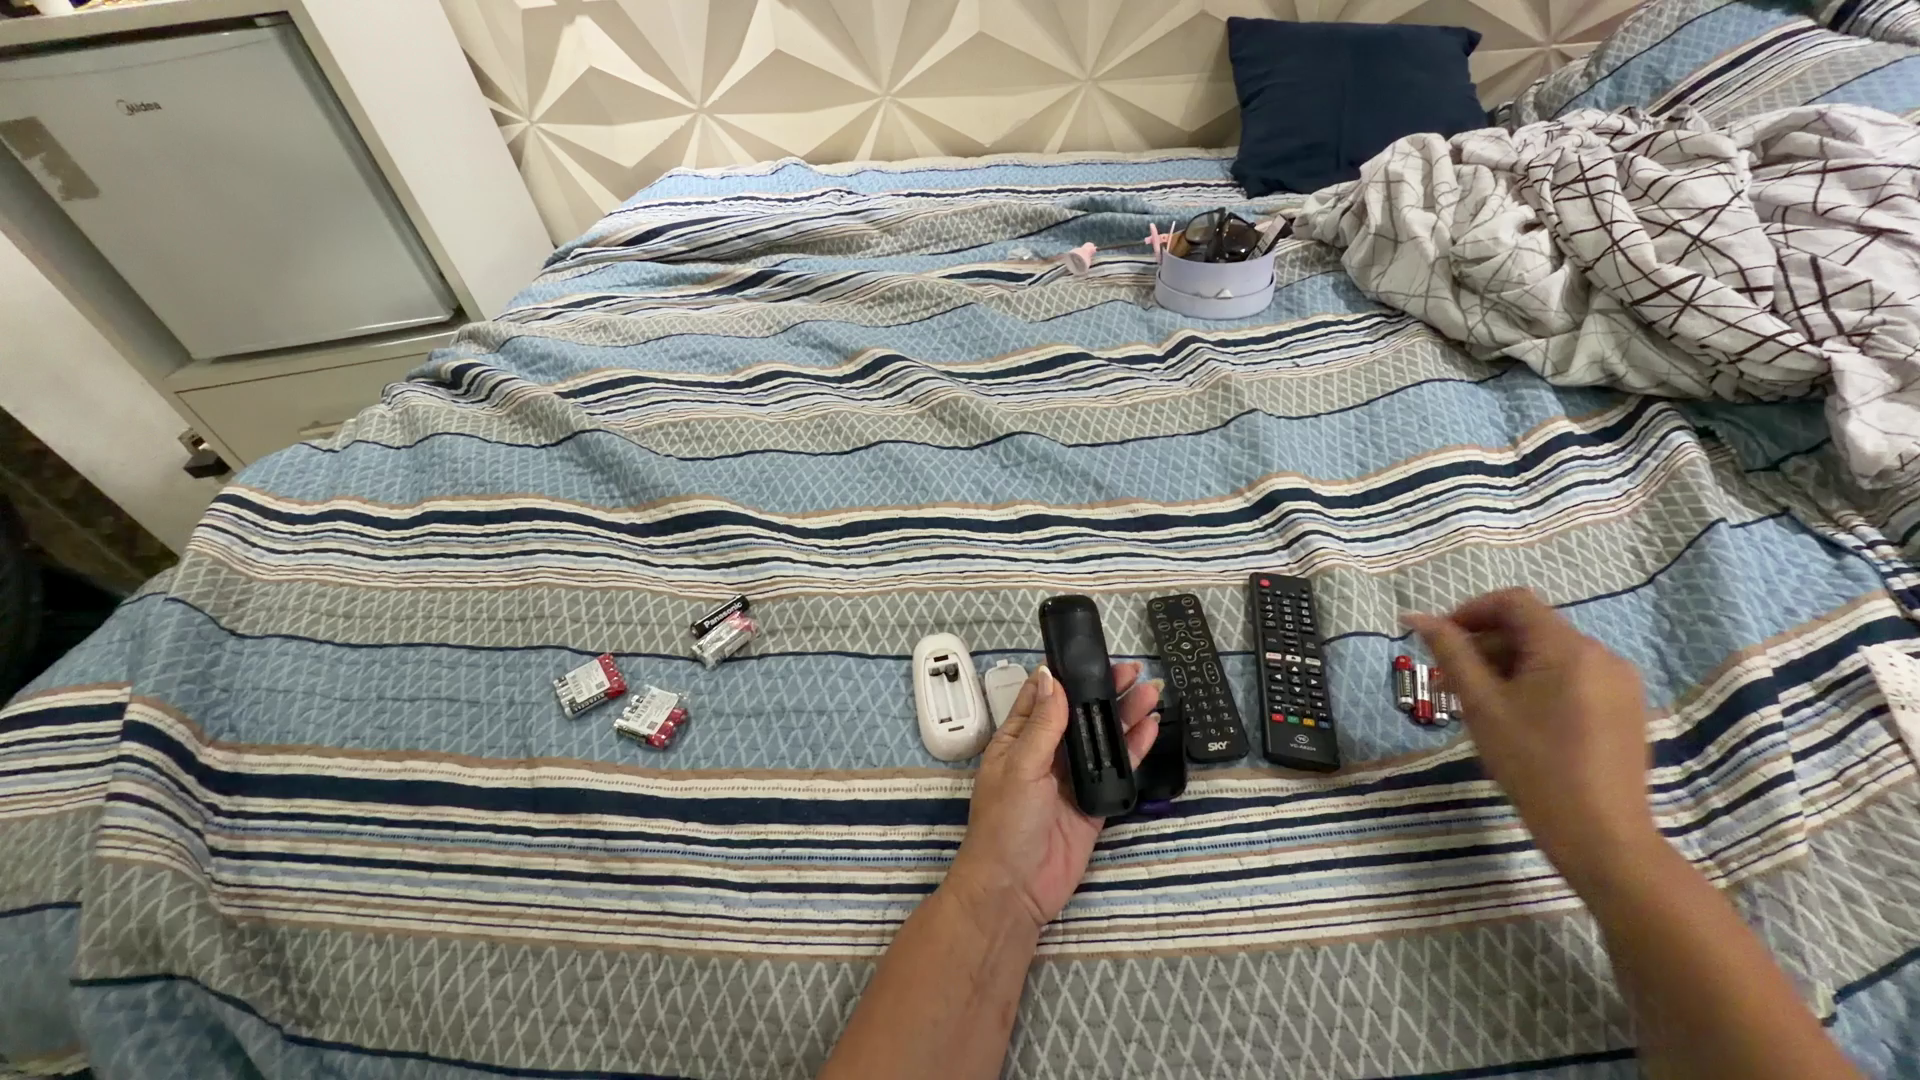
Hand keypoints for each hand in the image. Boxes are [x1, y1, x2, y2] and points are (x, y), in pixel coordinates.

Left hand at [948, 663, 1159, 931]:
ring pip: (1101, 738)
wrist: (1014, 890)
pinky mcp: (1093, 803)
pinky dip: (1133, 750)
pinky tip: (1150, 730)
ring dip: (1124, 716)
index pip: (1043, 696)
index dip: (1066, 675)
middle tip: (1133, 671)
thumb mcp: (1021, 767)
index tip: (1092, 654)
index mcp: (1018, 740)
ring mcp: (1070, 779)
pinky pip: (1116, 770)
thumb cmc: (1005, 824)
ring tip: (1151, 693)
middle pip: (1079, 714)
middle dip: (1104, 692)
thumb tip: (1051, 678)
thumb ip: (1042, 724)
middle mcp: (1045, 755)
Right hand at [1405, 588, 1661, 890]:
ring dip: (1507, 666)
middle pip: (1531, 628)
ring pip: (1550, 655)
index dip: (1470, 612)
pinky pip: (1572, 677)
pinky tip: (1516, 717)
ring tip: (1477, 703)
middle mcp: (1602, 654)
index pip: (1513, 602)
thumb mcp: (1480, 703)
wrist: (1599, 833)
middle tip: (1447, 682)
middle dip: (1484, 645)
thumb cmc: (1531, 762)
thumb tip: (1416, 617)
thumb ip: (1450, 652)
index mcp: (1568, 648)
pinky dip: (1536, 683)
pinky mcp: (1625, 708)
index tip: (1439, 641)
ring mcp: (1619, 683)